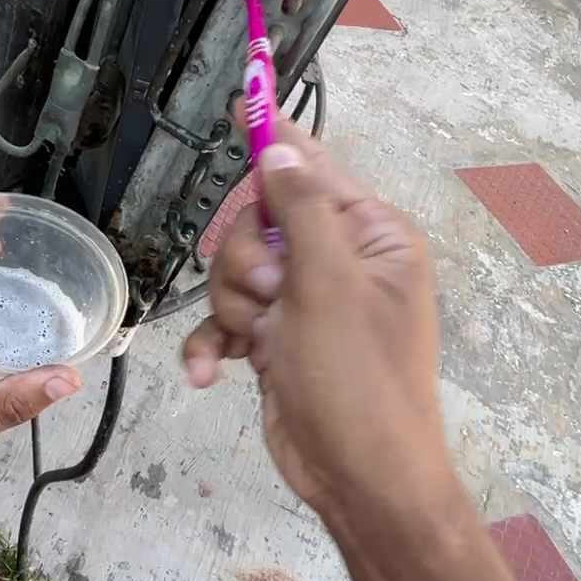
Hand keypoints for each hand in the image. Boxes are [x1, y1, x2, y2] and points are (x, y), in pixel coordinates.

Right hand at [181, 120, 443, 522]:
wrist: (359, 481)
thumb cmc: (357, 380)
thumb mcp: (331, 288)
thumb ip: (302, 212)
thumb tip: (280, 151)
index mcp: (370, 237)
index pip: (313, 170)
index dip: (275, 138)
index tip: (241, 100)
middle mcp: (336, 262)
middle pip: (256, 225)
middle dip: (247, 264)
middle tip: (272, 298)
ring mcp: (302, 304)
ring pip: (234, 273)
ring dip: (235, 309)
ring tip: (263, 345)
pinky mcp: (275, 341)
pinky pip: (228, 322)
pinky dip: (216, 345)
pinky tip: (211, 373)